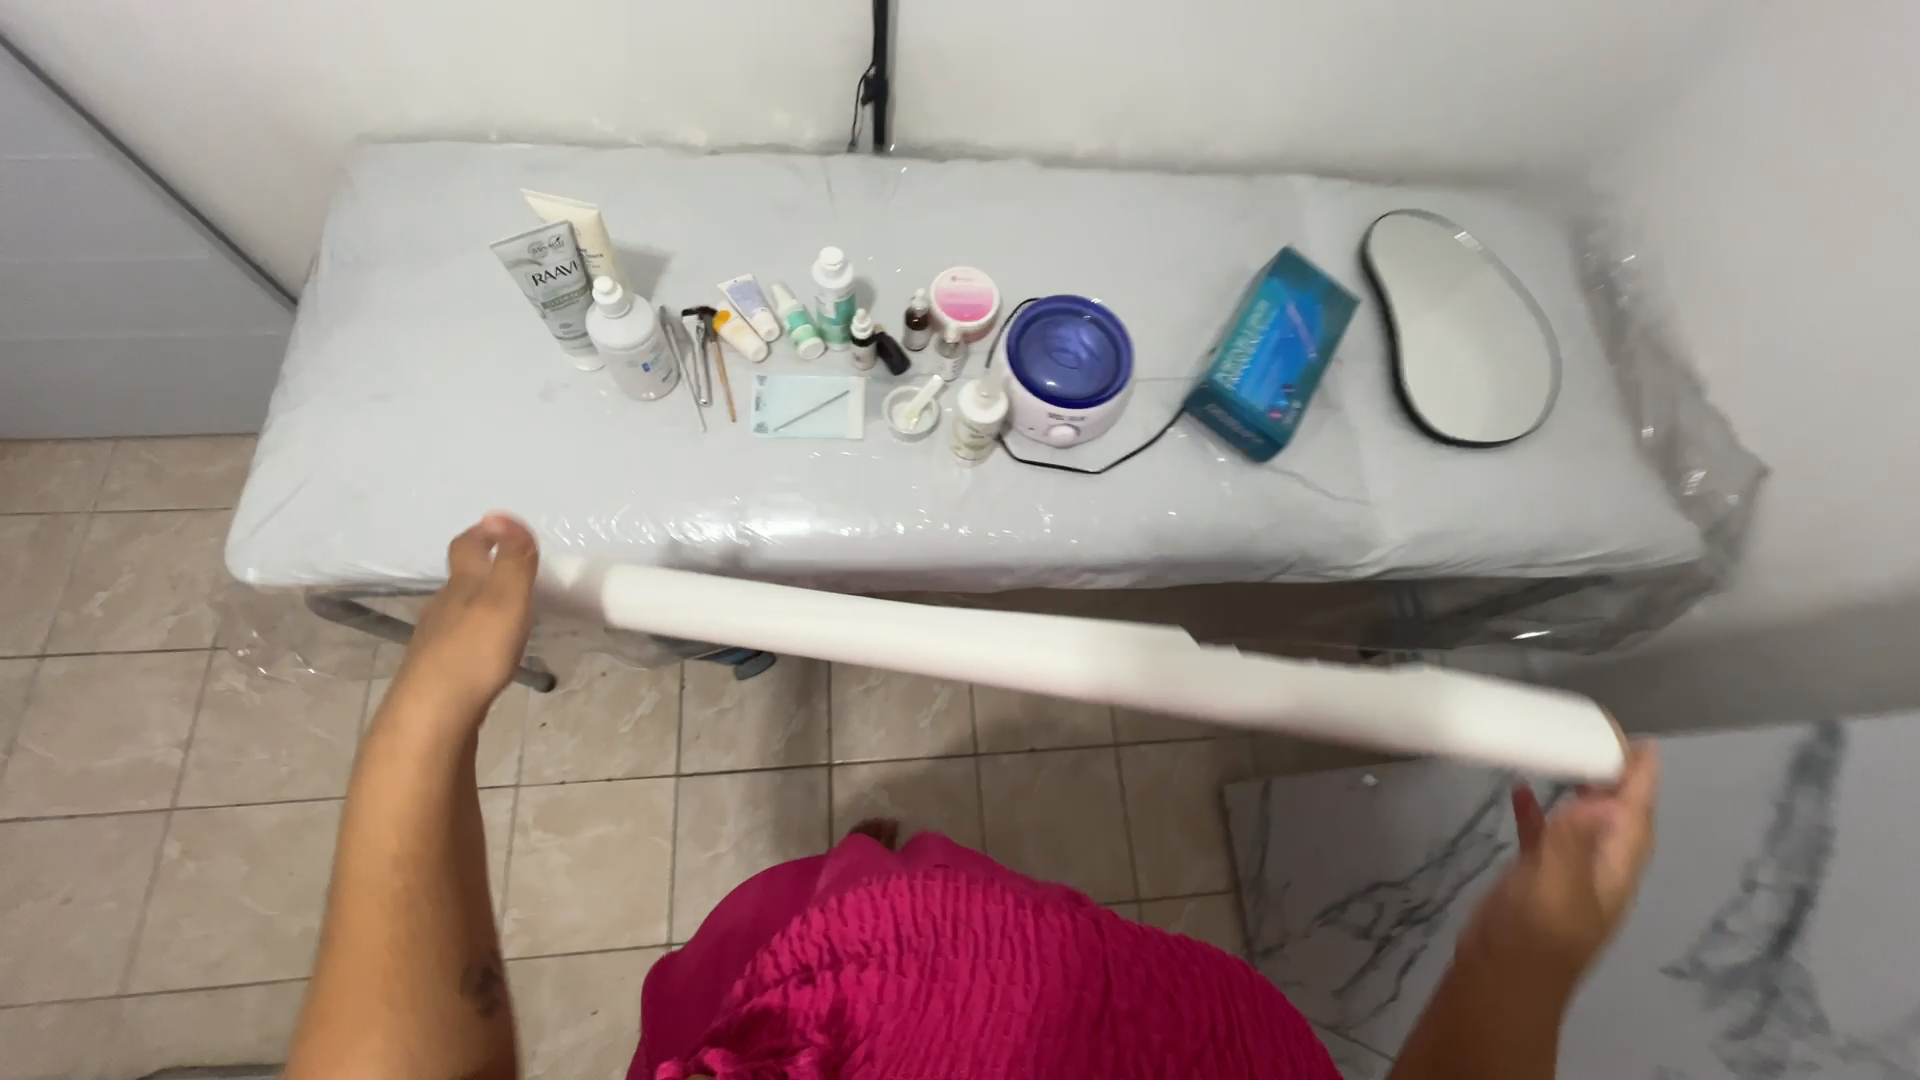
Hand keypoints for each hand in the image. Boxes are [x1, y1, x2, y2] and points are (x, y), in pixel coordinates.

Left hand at [387, 514, 539, 726]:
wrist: (432, 712)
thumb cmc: (475, 650)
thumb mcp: (507, 598)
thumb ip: (512, 558)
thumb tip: (500, 512)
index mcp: (463, 585)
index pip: (468, 547)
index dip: (485, 533)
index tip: (502, 527)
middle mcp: (444, 605)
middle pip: (462, 578)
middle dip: (485, 567)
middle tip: (516, 569)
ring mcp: (437, 637)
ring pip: (459, 608)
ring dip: (482, 602)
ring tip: (510, 610)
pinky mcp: (438, 667)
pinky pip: (459, 638)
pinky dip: (477, 633)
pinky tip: (490, 649)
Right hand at [1457, 742, 1659, 996]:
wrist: (1501, 975)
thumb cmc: (1534, 933)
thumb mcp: (1556, 887)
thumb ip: (1574, 844)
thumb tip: (1601, 802)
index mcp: (1612, 870)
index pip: (1634, 817)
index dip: (1640, 781)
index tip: (1641, 745)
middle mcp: (1598, 869)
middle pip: (1616, 817)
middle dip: (1615, 780)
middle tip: (1599, 739)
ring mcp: (1566, 873)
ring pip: (1582, 822)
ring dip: (1580, 790)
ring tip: (1566, 754)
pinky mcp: (1535, 876)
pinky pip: (1544, 834)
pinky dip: (1538, 810)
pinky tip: (1520, 790)